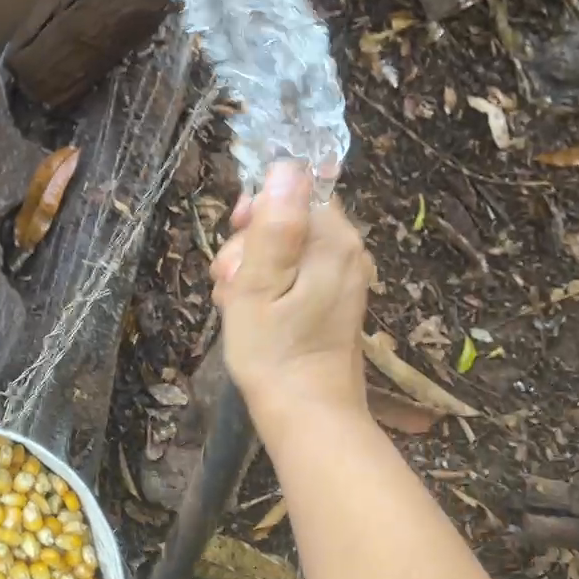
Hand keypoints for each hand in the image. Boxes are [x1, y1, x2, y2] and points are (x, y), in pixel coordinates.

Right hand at [210, 163, 373, 428]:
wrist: (304, 411)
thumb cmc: (273, 348)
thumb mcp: (259, 283)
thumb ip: (274, 226)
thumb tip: (286, 168)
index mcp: (334, 243)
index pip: (295, 190)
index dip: (259, 208)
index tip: (237, 235)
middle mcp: (346, 252)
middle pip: (285, 217)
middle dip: (248, 242)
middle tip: (232, 280)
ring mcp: (341, 275)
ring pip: (280, 244)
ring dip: (248, 265)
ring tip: (236, 299)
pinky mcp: (330, 295)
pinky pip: (289, 269)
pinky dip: (263, 283)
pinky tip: (249, 308)